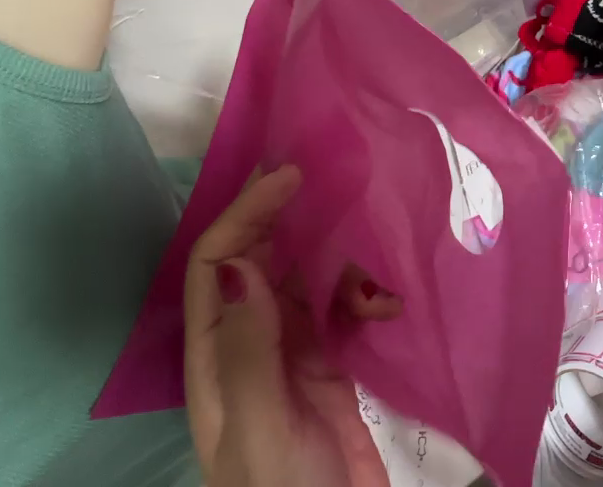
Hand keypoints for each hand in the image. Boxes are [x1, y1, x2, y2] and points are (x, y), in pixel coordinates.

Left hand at [185, 166, 403, 486]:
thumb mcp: (260, 427)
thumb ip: (249, 350)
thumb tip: (238, 265)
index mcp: (216, 357)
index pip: (217, 267)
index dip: (246, 215)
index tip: (289, 177)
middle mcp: (249, 343)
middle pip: (258, 260)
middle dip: (286, 216)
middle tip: (330, 175)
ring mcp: (291, 352)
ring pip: (306, 278)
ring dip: (336, 256)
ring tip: (372, 249)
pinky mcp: (331, 362)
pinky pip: (342, 306)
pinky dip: (363, 293)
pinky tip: (386, 304)